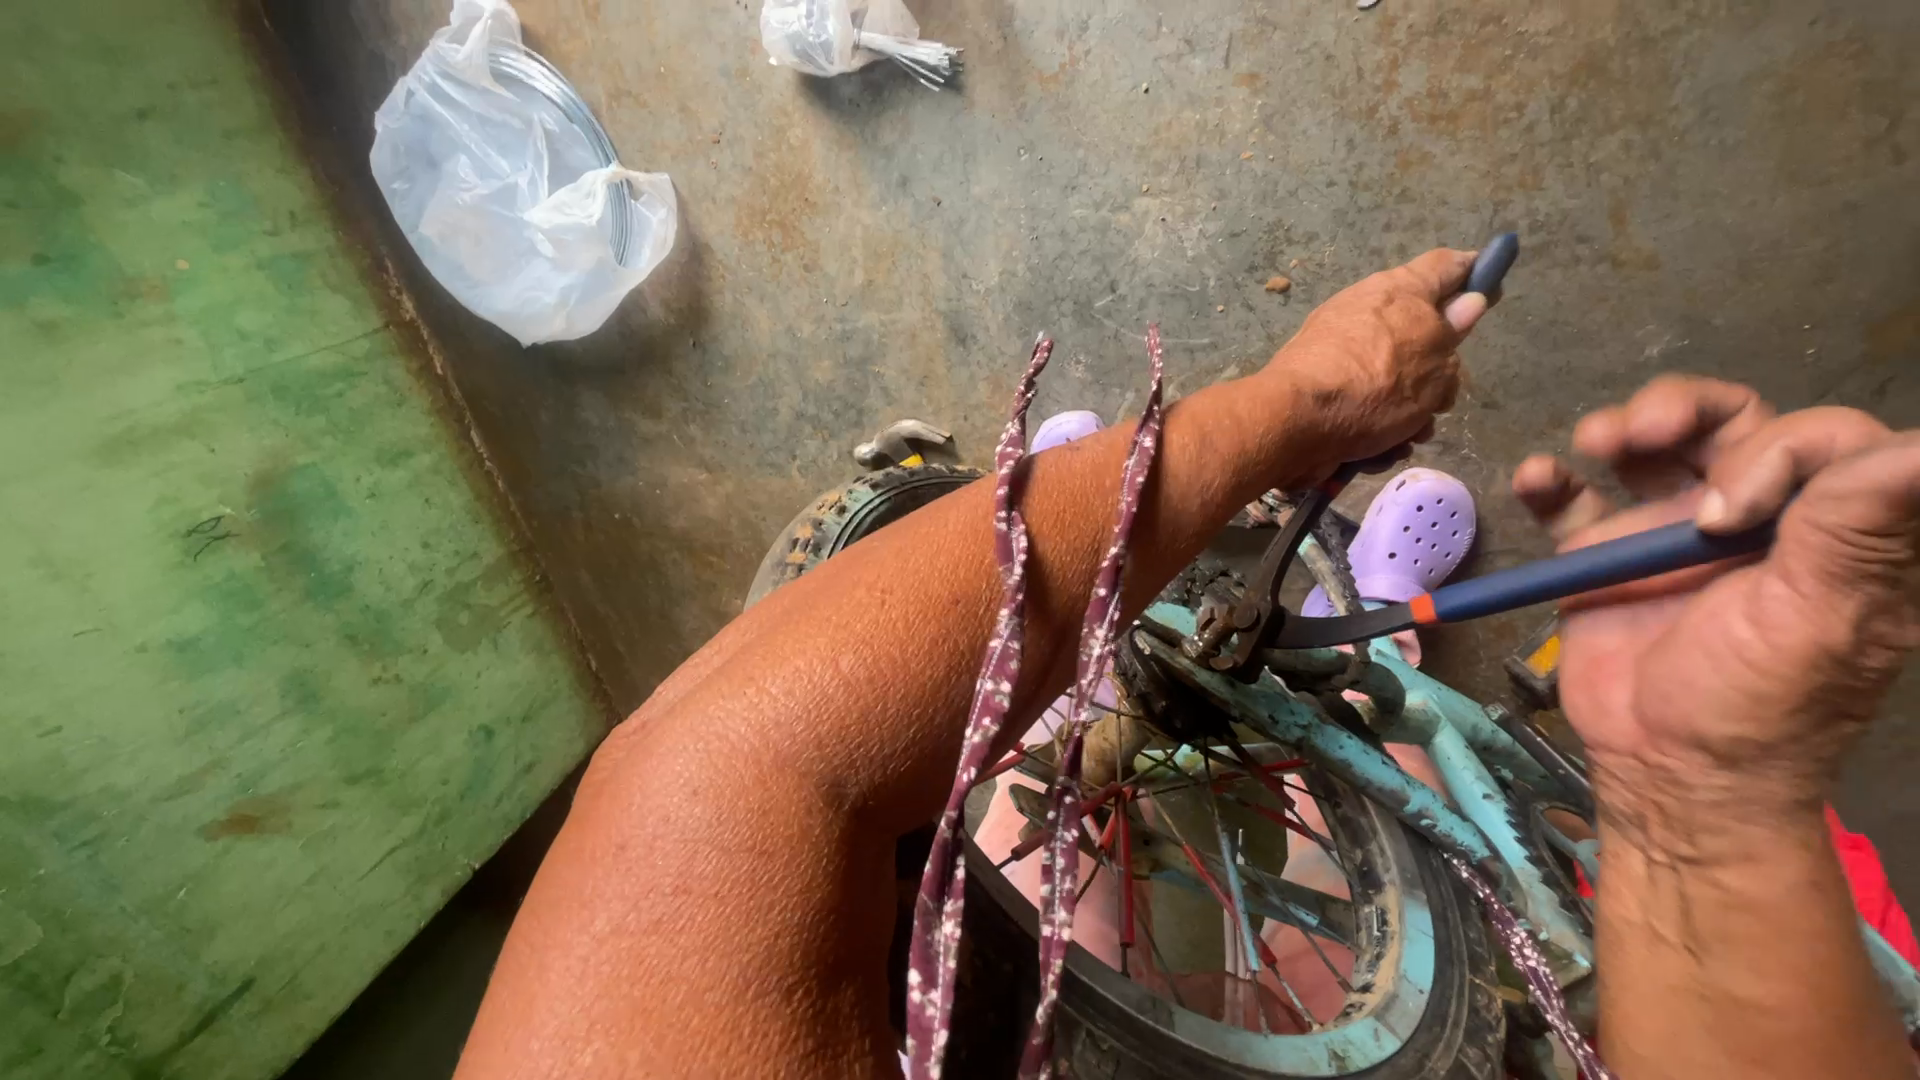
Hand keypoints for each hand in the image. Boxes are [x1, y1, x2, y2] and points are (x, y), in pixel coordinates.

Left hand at [1266, 248, 1488, 465]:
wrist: (1294, 425)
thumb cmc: (1374, 384)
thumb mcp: (1434, 357)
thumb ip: (1453, 332)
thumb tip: (1466, 303)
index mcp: (1396, 292)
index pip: (1445, 266)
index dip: (1472, 273)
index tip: (1490, 287)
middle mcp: (1363, 316)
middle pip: (1419, 338)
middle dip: (1436, 376)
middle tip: (1440, 401)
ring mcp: (1337, 357)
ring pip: (1393, 383)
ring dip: (1407, 415)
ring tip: (1407, 435)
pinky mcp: (1319, 396)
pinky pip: (1361, 411)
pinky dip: (1373, 433)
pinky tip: (1374, 452)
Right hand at [1512, 375, 1919, 833]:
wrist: (1665, 761)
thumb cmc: (1756, 700)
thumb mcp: (1821, 618)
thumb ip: (1858, 530)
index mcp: (1826, 527)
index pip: (1816, 439)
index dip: (1771, 453)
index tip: (1727, 518)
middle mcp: (1750, 518)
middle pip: (1728, 422)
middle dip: (1681, 408)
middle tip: (1639, 431)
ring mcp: (1666, 533)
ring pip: (1651, 447)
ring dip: (1617, 428)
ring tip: (1591, 445)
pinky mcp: (1598, 553)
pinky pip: (1573, 501)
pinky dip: (1549, 481)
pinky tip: (1534, 480)